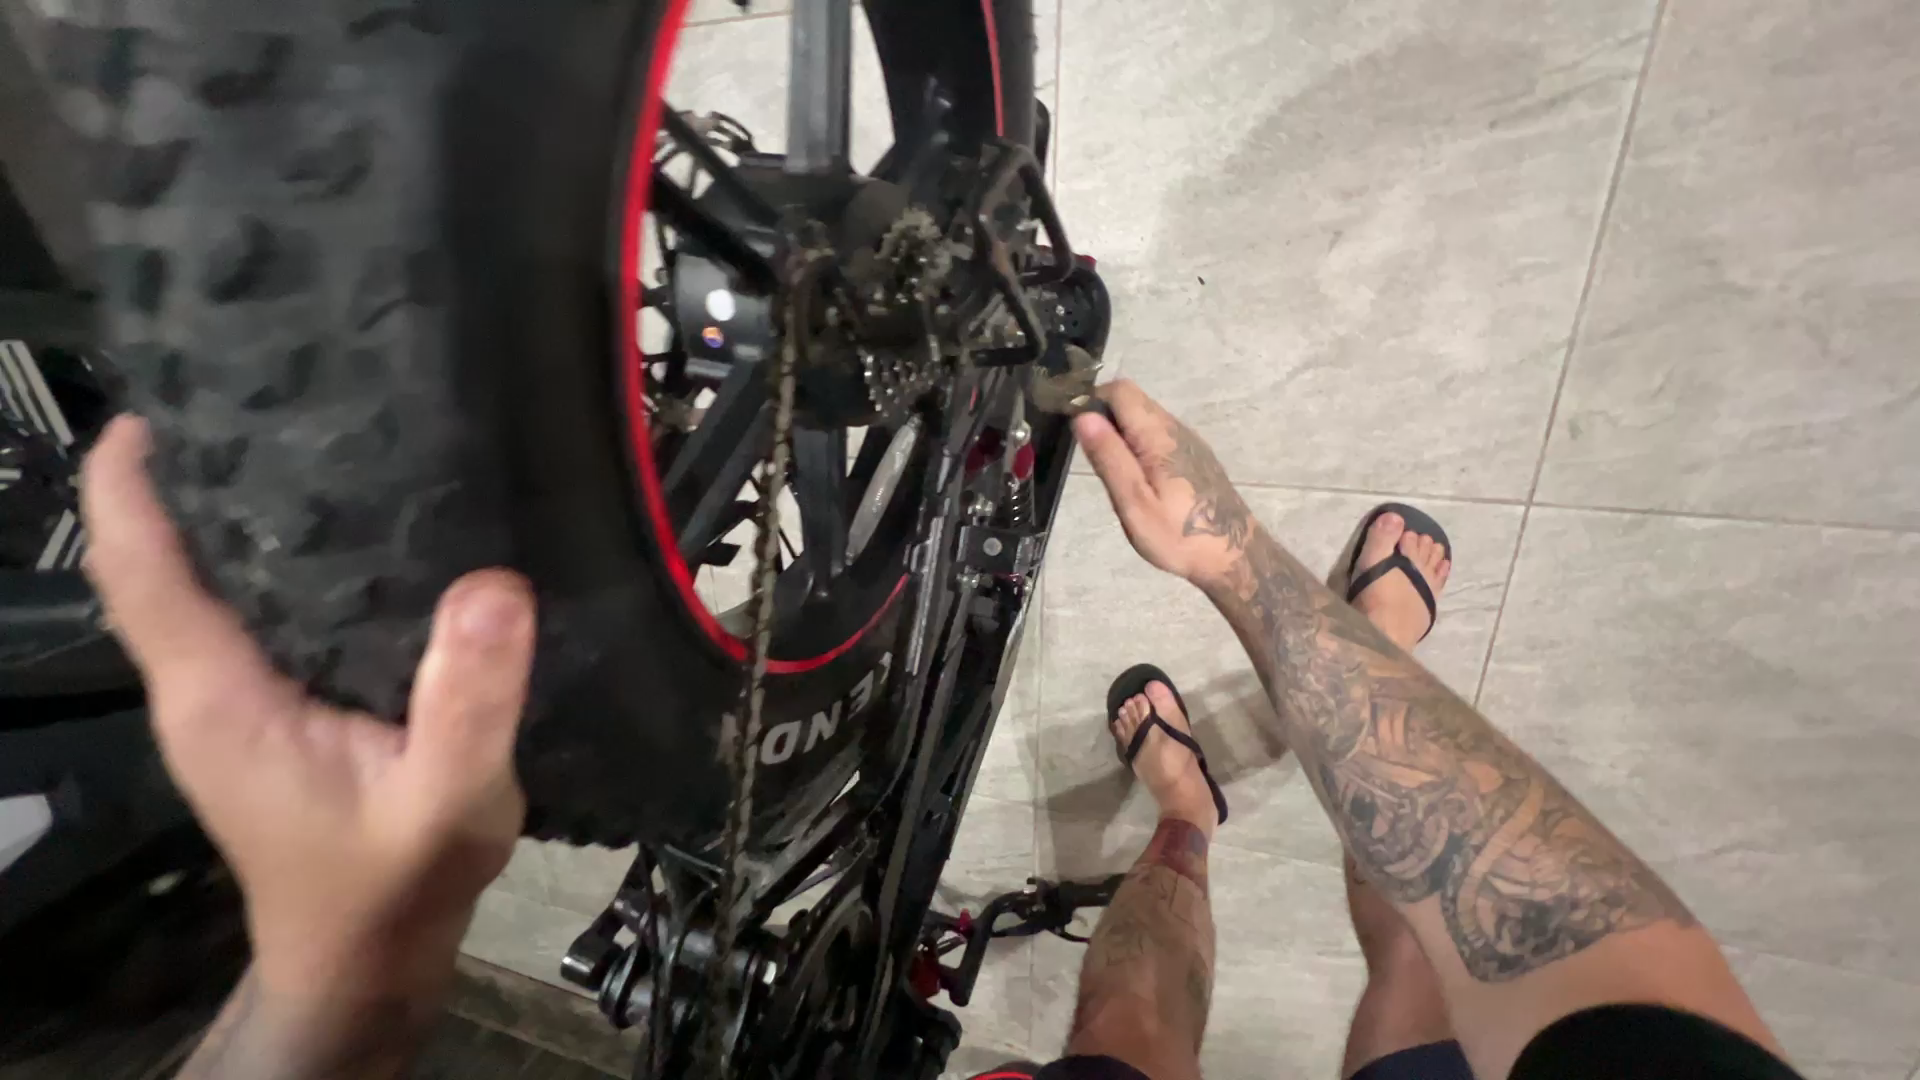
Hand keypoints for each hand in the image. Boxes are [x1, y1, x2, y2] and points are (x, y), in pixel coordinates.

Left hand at [80, 415, 535, 1004]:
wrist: (376, 947)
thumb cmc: (399, 878)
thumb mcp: (447, 794)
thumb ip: (467, 700)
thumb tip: (494, 584)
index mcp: (224, 699)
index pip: (147, 579)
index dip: (132, 492)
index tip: (160, 411)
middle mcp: (219, 692)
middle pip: (180, 571)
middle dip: (200, 485)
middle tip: (281, 408)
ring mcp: (255, 707)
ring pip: (230, 595)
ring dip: (252, 524)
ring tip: (333, 456)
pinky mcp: (295, 716)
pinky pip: (282, 622)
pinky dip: (301, 570)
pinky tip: (375, 548)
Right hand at [1071, 380, 1254, 585]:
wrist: (1233, 556)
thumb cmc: (1178, 535)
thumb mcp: (1134, 503)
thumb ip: (1109, 457)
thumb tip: (1082, 417)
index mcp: (1158, 435)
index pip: (1119, 391)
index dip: (1092, 402)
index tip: (1078, 434)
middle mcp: (1175, 428)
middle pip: (1131, 400)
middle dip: (1104, 419)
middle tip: (1095, 461)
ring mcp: (1187, 441)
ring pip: (1144, 417)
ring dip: (1120, 434)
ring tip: (1114, 475)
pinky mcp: (1193, 455)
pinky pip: (1157, 435)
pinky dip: (1138, 445)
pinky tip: (1138, 480)